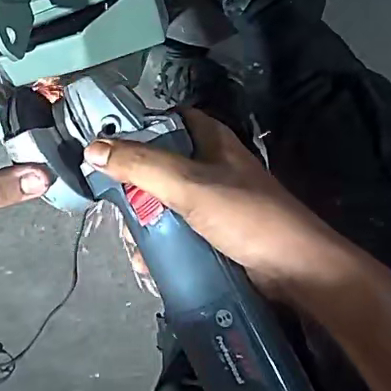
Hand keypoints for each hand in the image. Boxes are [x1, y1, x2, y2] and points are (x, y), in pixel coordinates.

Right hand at [82, 109, 358, 298]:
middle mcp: (210, 165)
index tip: (103, 148)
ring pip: (164, 203)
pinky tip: (149, 264)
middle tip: (119, 209)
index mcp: (210, 140)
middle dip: (134, 189)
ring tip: (134, 245)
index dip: (135, 128)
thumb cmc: (247, 217)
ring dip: (145, 224)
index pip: (165, 119)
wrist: (298, 271)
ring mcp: (212, 201)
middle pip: (158, 166)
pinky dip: (162, 245)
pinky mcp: (213, 233)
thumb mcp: (190, 185)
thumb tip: (92, 149)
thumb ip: (141, 166)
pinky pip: (177, 232)